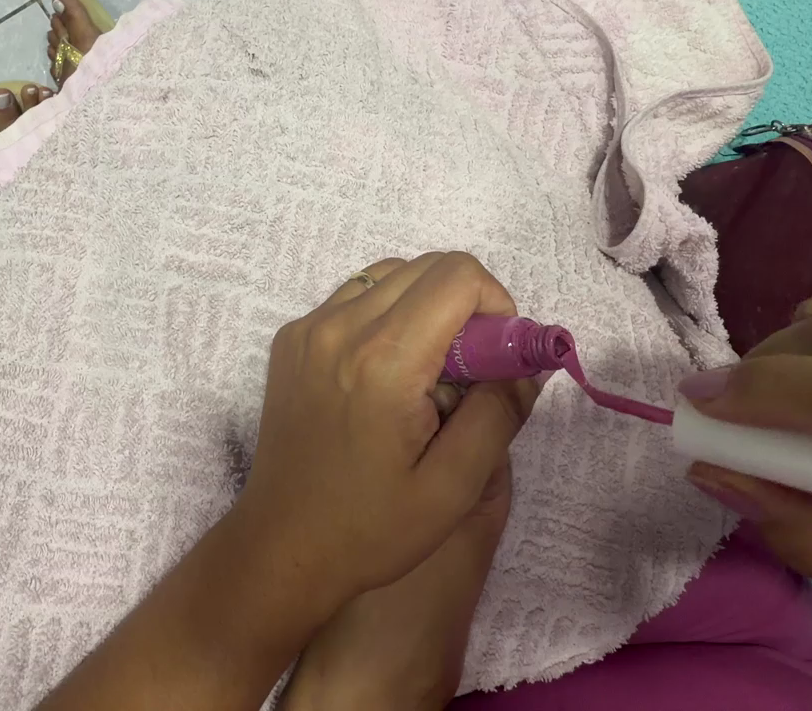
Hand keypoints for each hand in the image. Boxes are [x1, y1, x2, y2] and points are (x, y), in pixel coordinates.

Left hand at [235, 252, 542, 608]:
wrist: (283, 545)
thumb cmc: (371, 526)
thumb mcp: (455, 486)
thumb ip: (500, 412)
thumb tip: (528, 362)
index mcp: (383, 359)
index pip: (457, 276)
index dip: (495, 303)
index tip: (497, 355)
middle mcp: (339, 326)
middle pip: (426, 266)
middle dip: (465, 304)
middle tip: (469, 369)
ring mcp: (308, 327)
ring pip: (389, 275)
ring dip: (424, 304)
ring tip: (427, 370)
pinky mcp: (290, 337)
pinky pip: (353, 297)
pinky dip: (385, 314)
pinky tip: (386, 370)